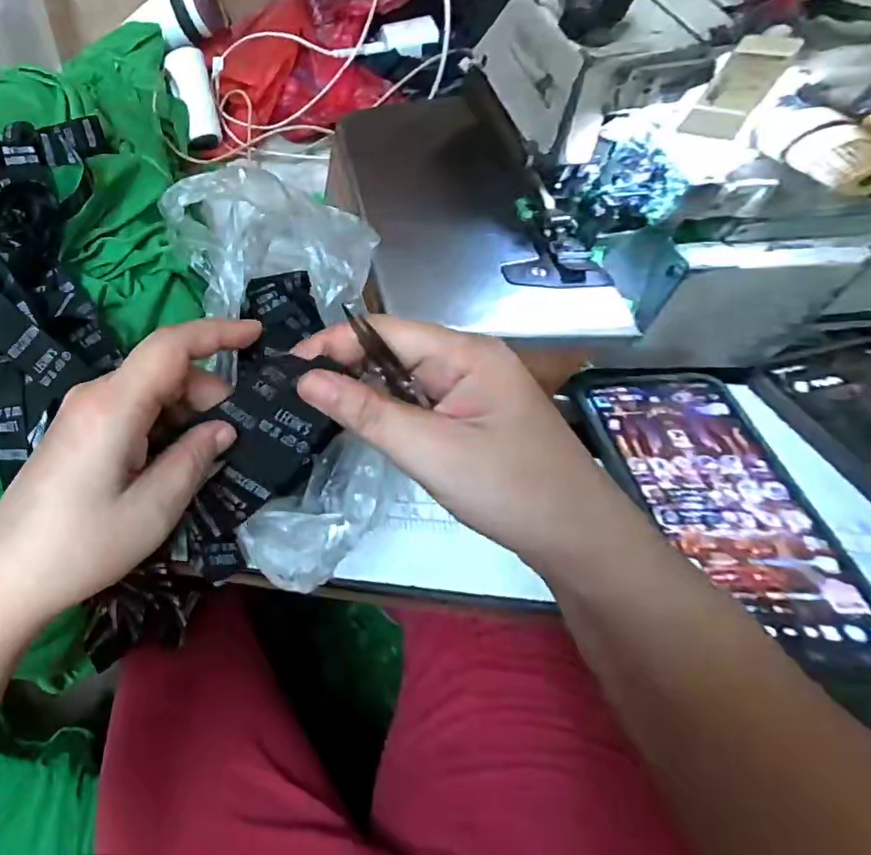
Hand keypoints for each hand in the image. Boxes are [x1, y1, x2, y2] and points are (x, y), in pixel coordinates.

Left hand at [0, 319, 258, 634]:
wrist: (6, 573)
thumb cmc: (81, 546)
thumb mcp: (150, 511)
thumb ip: (191, 461)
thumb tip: (223, 428)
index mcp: (112, 404)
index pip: (170, 345)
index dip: (216, 332)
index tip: (258, 334)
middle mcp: (93, 395)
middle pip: (160, 369)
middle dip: (204, 390)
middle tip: (231, 436)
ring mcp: (79, 411)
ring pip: (145, 390)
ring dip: (182, 409)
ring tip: (204, 455)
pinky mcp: (73, 430)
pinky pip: (126, 409)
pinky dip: (157, 422)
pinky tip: (169, 460)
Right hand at [293, 317, 657, 574]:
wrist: (580, 541)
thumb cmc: (509, 490)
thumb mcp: (427, 450)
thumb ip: (364, 411)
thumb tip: (304, 378)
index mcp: (464, 353)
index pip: (382, 330)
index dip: (332, 342)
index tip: (289, 367)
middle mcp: (466, 358)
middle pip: (389, 348)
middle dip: (343, 364)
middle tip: (296, 392)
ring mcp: (469, 385)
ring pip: (398, 373)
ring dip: (361, 387)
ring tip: (316, 405)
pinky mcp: (467, 410)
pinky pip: (413, 396)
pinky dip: (384, 406)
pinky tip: (361, 421)